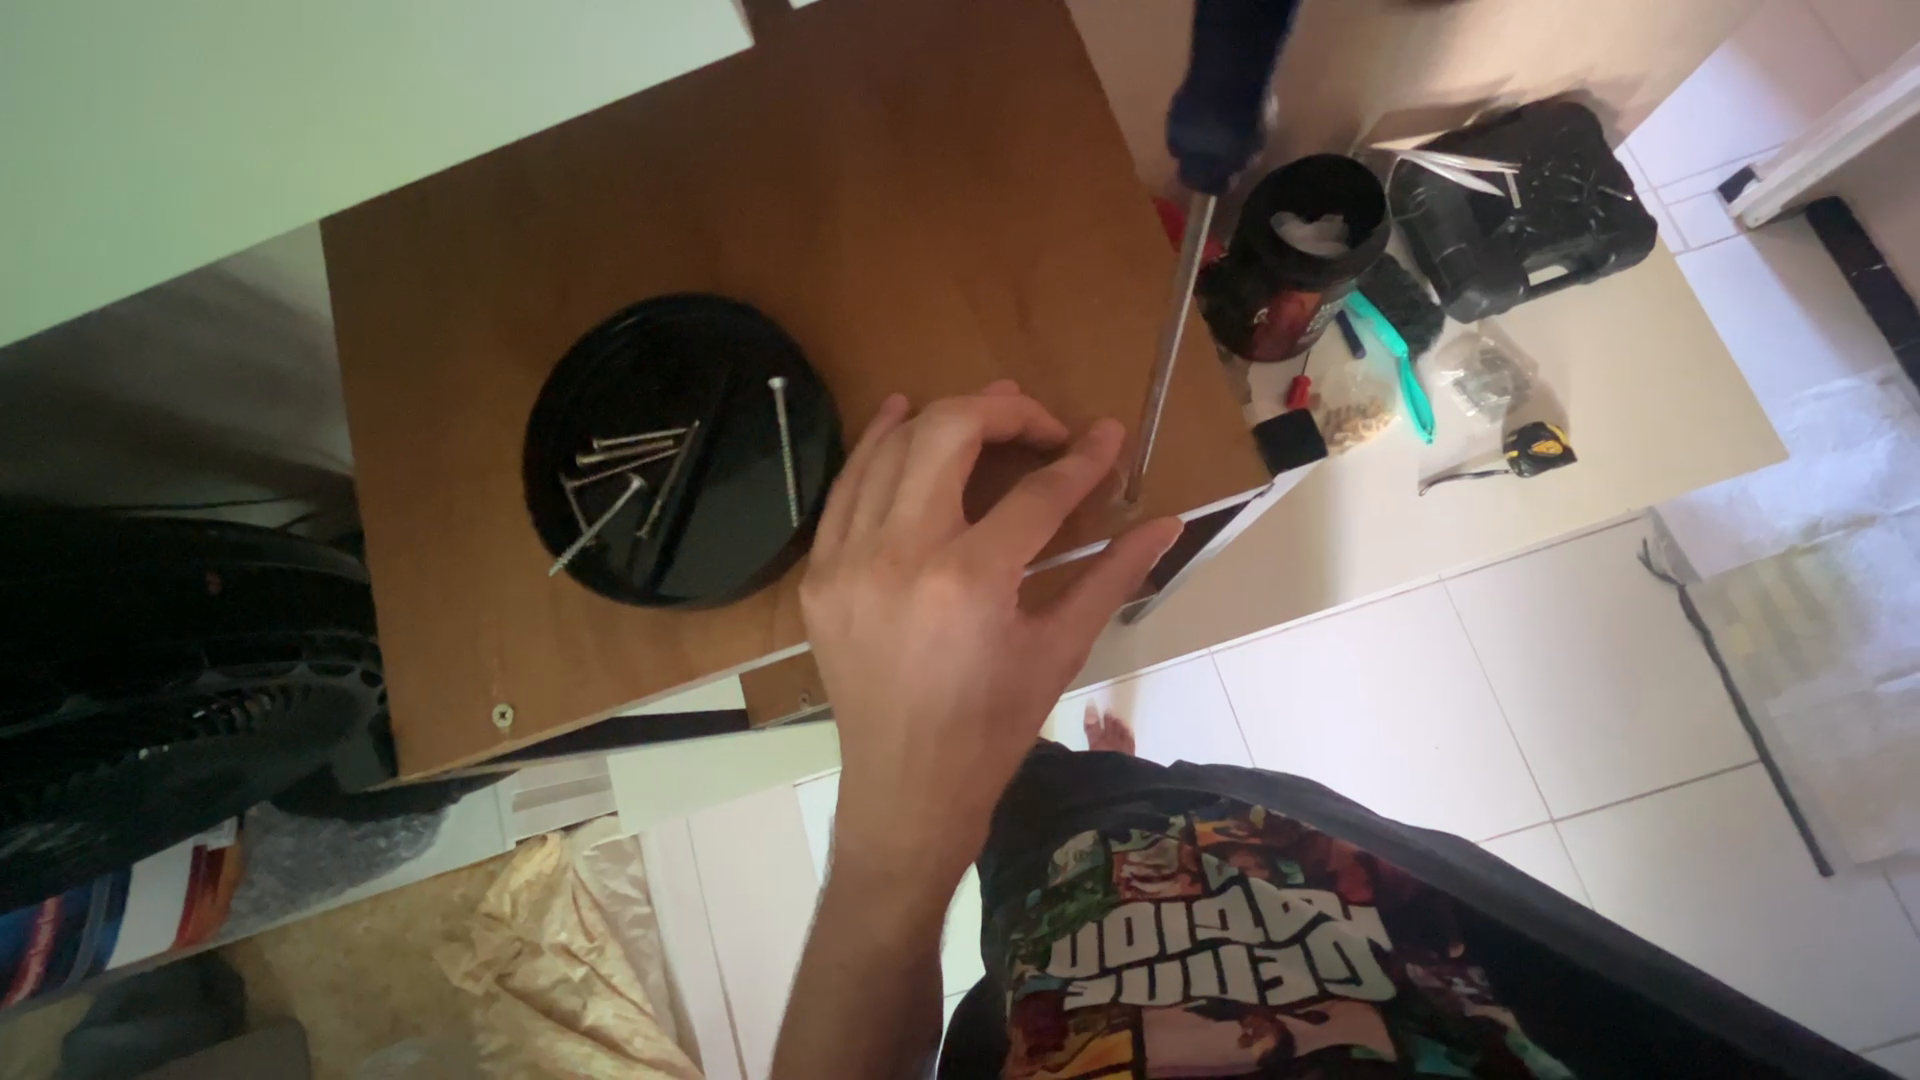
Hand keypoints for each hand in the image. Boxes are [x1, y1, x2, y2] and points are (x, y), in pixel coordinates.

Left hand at [801, 383, 1182, 897]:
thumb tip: (1168, 523)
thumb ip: (1111, 577)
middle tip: (1041, 422)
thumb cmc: (991, 729)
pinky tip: (900, 414)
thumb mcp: (1059, 651)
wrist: (906, 787)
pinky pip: (846, 487)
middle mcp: (899, 556)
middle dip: (1004, 412)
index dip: (1080, 459)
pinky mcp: (819, 574)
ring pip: (892, 447)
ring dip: (943, 416)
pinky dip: (875, 444)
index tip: (1106, 435)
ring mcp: (846, 561)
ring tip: (989, 407)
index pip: (1035, 493)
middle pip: (948, 434)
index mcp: (968, 582)